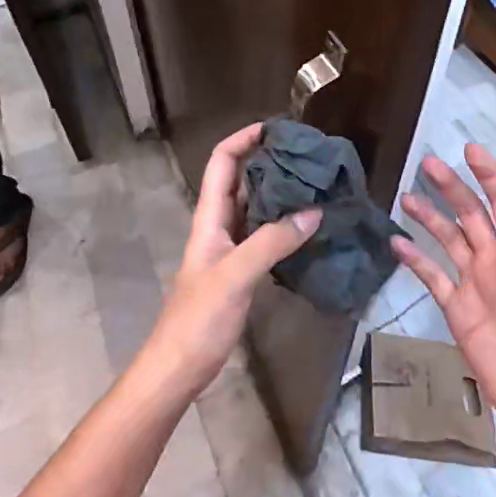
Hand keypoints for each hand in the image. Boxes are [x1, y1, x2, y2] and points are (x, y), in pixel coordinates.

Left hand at [137, 123, 321, 398]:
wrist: (179, 368)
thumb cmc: (198, 319)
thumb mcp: (235, 275)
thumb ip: (272, 242)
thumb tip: (314, 212)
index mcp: (210, 217)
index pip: (222, 162)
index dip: (243, 138)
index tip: (277, 128)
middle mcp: (220, 225)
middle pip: (243, 179)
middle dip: (271, 161)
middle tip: (309, 155)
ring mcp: (231, 248)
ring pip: (257, 207)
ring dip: (281, 192)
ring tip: (317, 183)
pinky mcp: (242, 269)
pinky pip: (266, 234)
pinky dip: (286, 224)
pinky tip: (310, 225)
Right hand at [394, 144, 495, 456]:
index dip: (489, 176)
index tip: (472, 149)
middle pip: (469, 214)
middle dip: (451, 187)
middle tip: (429, 161)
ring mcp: (474, 286)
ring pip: (448, 239)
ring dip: (429, 216)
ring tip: (407, 194)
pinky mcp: (458, 312)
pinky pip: (432, 278)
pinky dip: (415, 259)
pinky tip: (396, 242)